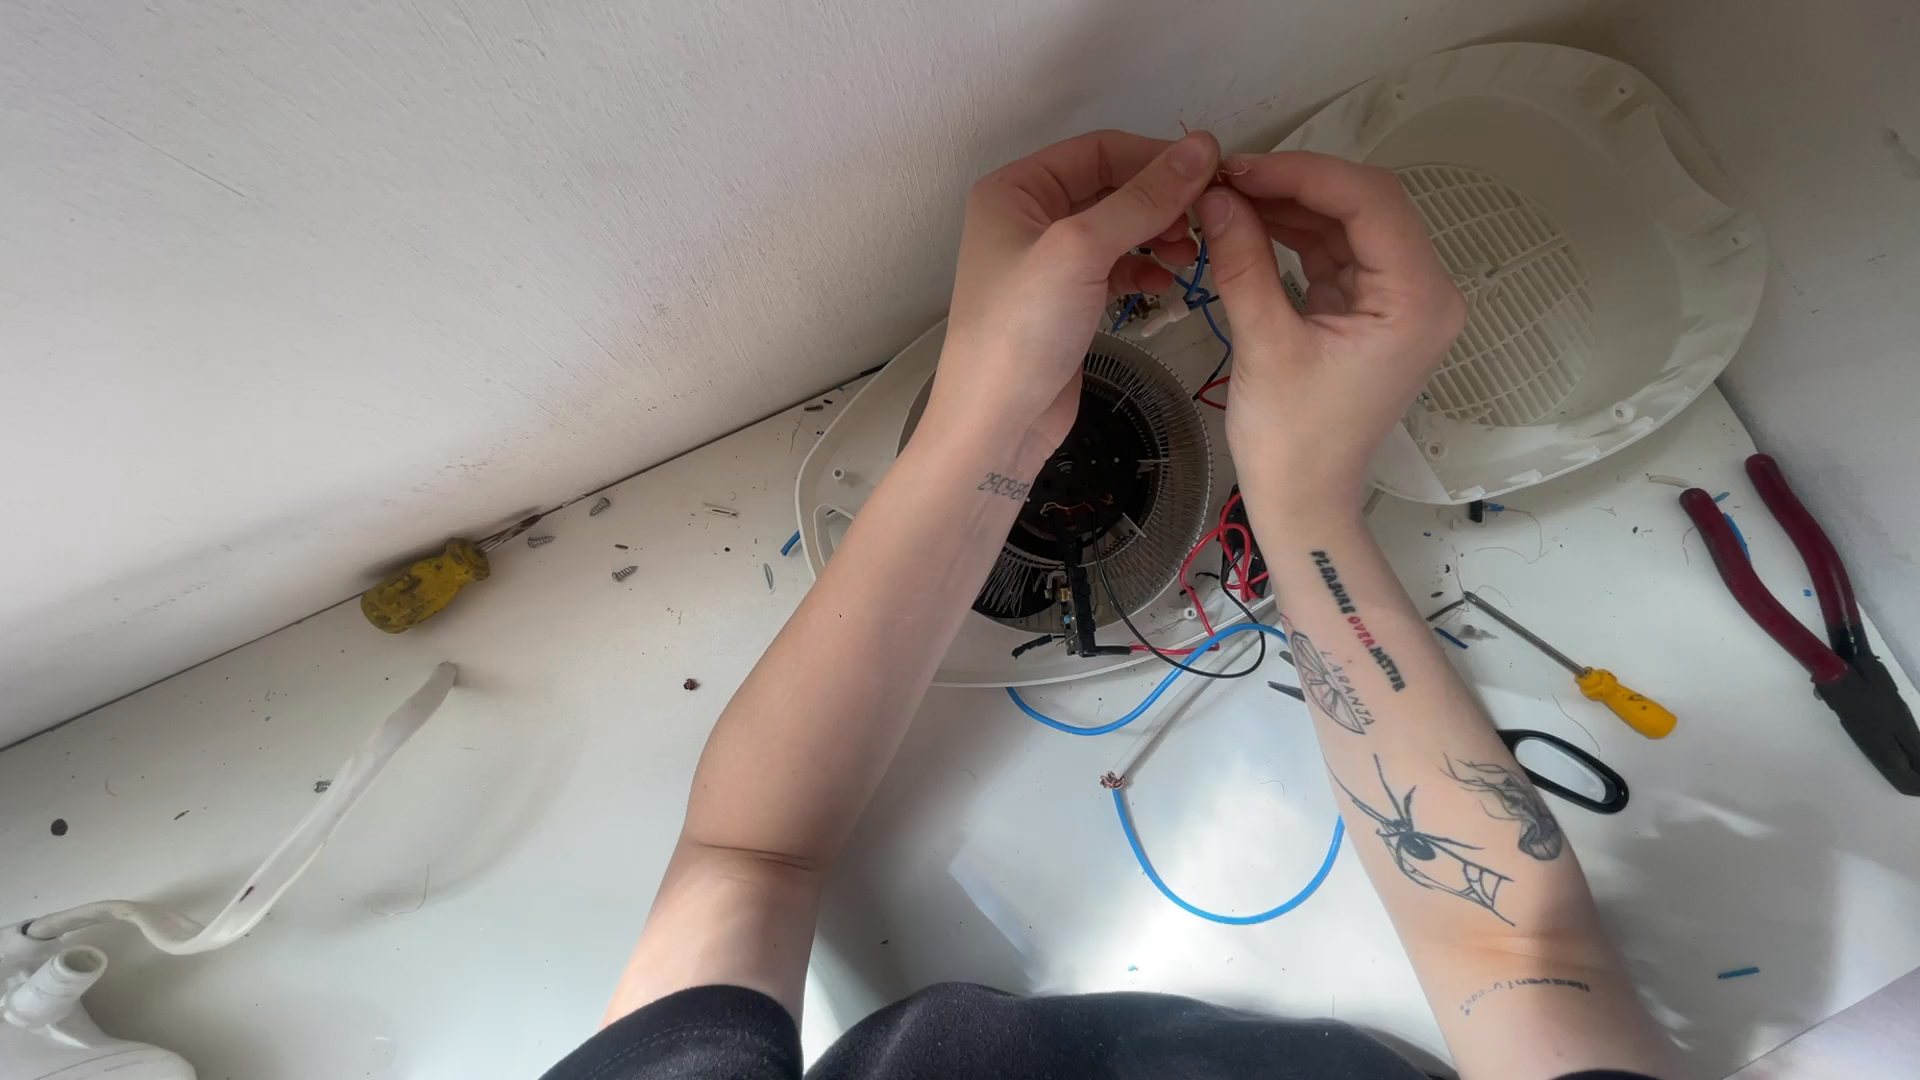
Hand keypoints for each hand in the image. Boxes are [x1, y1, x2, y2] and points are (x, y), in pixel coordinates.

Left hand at [922, 130, 1220, 465]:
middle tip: (1201, 224)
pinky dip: (1141, 271)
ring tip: (1188, 257)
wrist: (997, 422)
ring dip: (1155, 238)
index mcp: (1014, 191)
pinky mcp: (1063, 305)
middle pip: (1109, 189)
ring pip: (1115, 232)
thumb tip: (1201, 149)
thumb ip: (1141, 199)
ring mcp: (1045, 266)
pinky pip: (1111, 271)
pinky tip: (1164, 284)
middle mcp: (1026, 221)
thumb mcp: (1080, 250)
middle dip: (1158, 203)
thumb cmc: (1020, 332)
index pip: (1097, 150)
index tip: (1208, 176)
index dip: (1154, 159)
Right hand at [1196, 151, 1465, 511]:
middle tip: (1228, 181)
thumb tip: (1216, 199)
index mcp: (1416, 299)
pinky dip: (1294, 242)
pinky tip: (1252, 227)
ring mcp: (1396, 303)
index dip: (1302, 174)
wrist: (1299, 497)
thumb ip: (1243, 265)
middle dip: (1295, 187)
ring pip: (1346, 230)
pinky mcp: (1367, 315)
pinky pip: (1334, 260)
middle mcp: (1421, 292)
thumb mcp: (1264, 346)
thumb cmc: (1288, 438)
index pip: (1370, 202)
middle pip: (1364, 208)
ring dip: (1290, 211)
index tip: (1239, 169)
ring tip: (1230, 200)